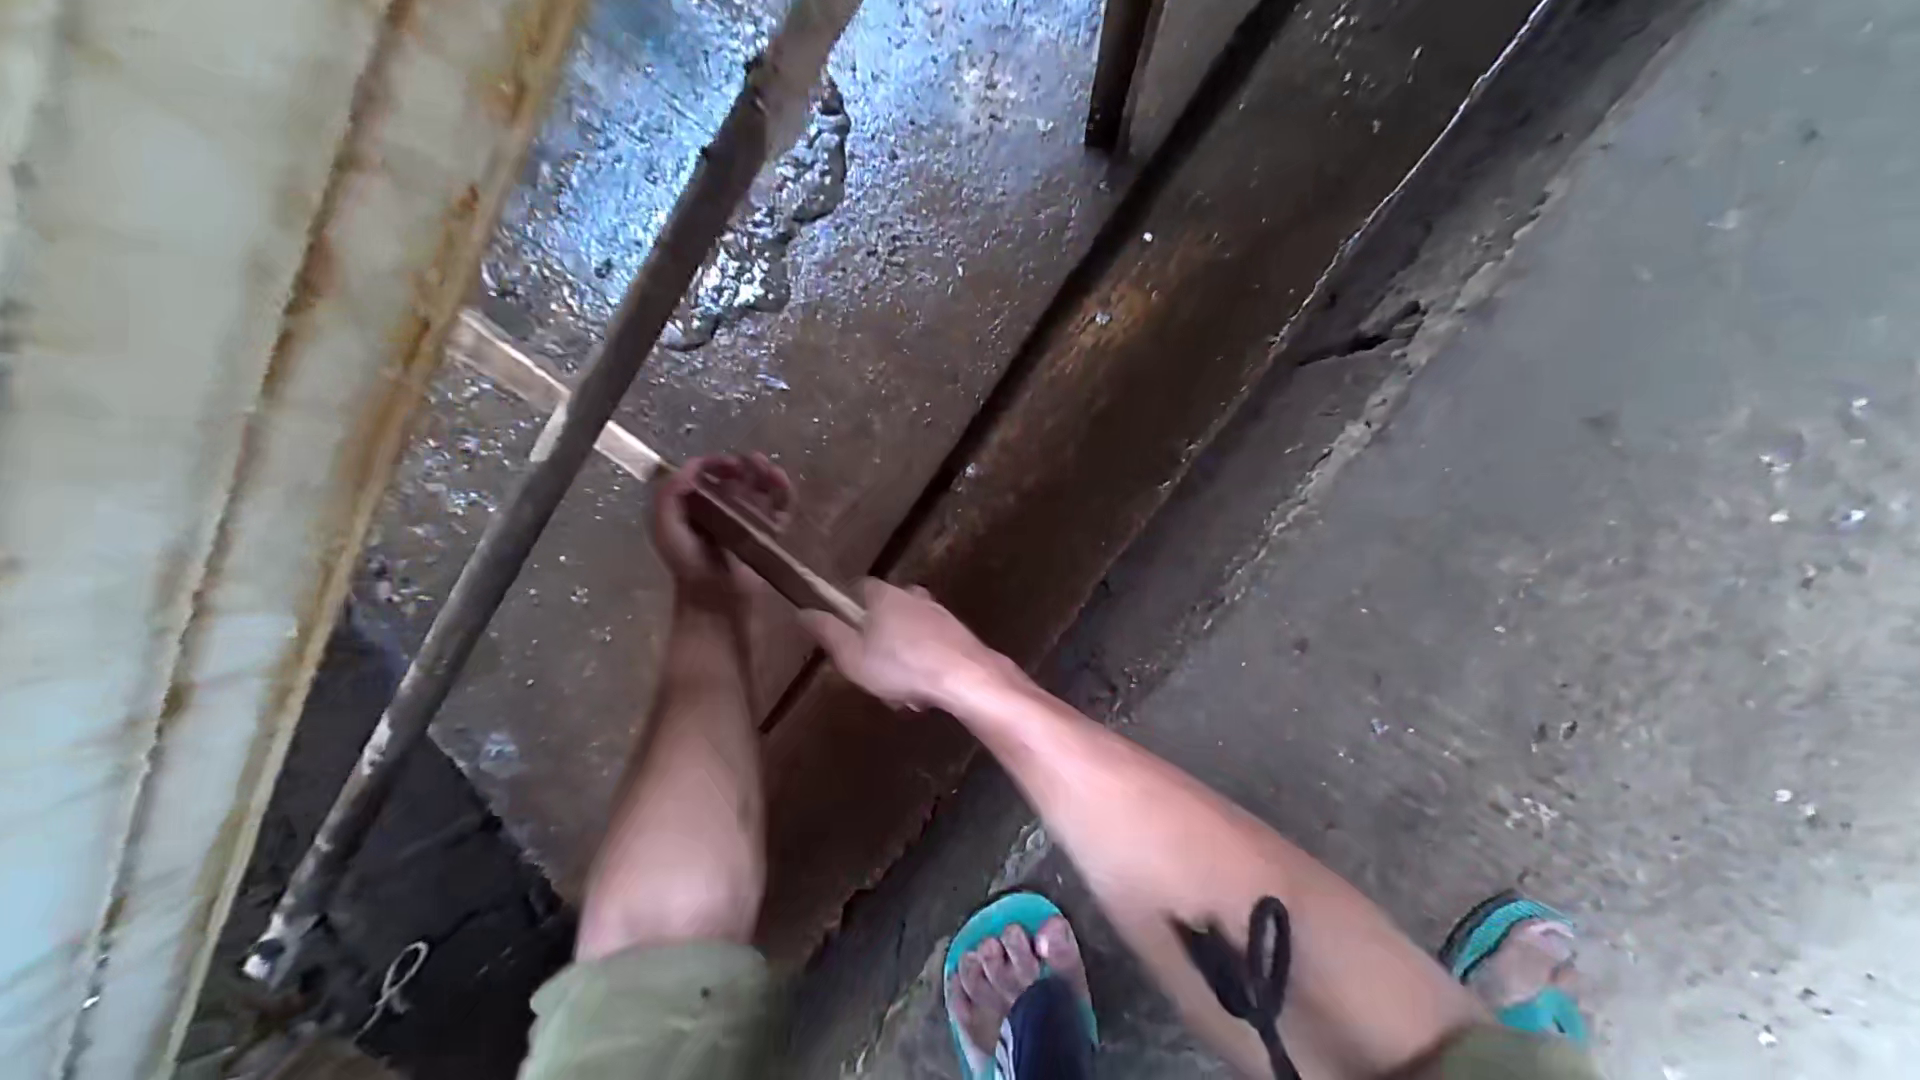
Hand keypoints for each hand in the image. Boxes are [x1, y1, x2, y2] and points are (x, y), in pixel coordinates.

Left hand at [652, 453, 792, 608]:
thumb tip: (694, 466)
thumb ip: (670, 496)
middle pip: (739, 478)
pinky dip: (784, 494)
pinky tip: (782, 485)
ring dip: (768, 475)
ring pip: (762, 489)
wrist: (717, 597)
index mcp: (697, 506)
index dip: (718, 464)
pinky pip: (780, 508)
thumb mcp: (666, 528)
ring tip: (772, 472)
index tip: (729, 464)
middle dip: (748, 466)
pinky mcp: (769, 534)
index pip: (710, 475)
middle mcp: (723, 510)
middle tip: (756, 463)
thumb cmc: (689, 564)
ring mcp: (748, 521)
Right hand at [798, 580, 1004, 710]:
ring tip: (899, 690)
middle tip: (871, 668)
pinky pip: (931, 647)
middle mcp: (913, 596)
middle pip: (886, 610)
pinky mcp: (958, 634)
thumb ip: (827, 632)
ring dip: (901, 657)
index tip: (842, 629)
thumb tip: (802, 611)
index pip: (859, 586)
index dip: (847, 606)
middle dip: (877, 638)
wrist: (965, 677)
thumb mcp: (852, 655)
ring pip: (909, 632)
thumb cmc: (900, 665)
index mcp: (884, 595)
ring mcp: (939, 614)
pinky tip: (922, 690)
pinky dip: (923, 664)